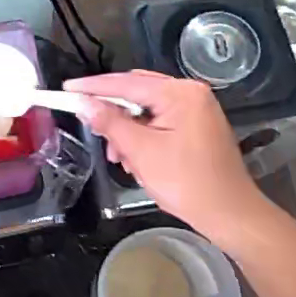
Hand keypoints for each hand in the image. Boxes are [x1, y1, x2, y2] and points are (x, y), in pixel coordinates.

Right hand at [65, 71, 271, 240]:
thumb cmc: (186, 183)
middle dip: (113, 115)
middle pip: (137, 94)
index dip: (93, 87)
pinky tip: (137, 159)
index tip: (67, 89)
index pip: (126, 83)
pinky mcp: (197, 126)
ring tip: (120, 157)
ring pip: (147, 111)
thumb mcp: (141, 152)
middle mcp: (191, 94)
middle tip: (92, 130)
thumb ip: (110, 123)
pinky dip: (144, 137)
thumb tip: (83, 104)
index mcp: (180, 93)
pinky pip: (161, 122)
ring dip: (128, 131)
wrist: (228, 213)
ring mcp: (197, 110)